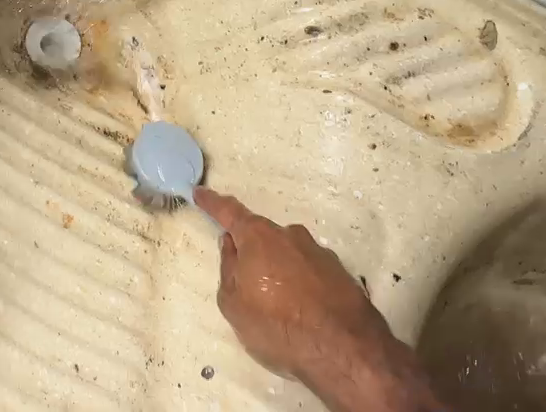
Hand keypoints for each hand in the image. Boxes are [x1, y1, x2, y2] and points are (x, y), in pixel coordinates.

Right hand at [194, 188, 444, 411]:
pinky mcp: (342, 274)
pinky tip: (305, 312)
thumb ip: (228, 268)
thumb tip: (231, 245)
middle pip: (262, 237)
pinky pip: (312, 273)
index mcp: (257, 236)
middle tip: (249, 284)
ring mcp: (319, 252)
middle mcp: (289, 235)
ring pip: (289, 255)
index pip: (228, 211)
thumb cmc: (278, 325)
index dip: (212, 202)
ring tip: (282, 307)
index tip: (199, 192)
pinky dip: (304, 285)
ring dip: (280, 271)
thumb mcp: (234, 304)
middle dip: (253, 253)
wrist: (346, 352)